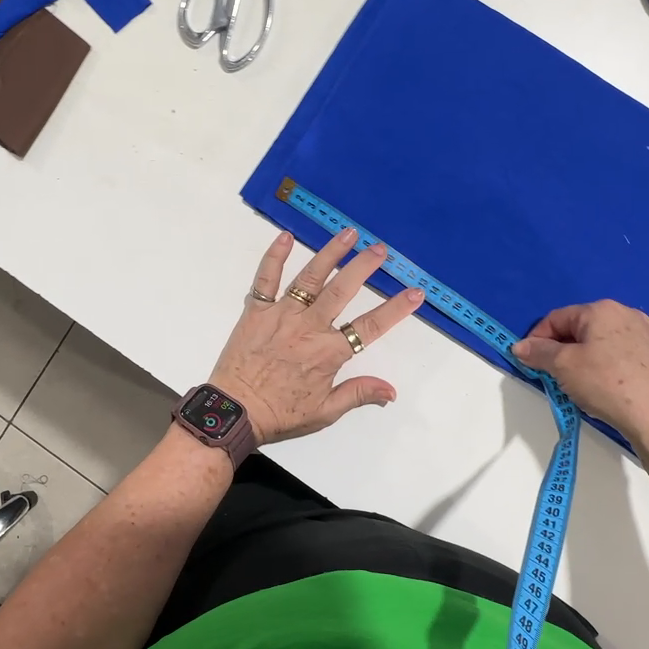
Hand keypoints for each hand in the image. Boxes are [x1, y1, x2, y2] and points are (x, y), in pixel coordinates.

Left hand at [208, 229, 424, 444]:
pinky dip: (274, 257)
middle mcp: (308, 328)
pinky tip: (285, 237)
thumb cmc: (279, 415)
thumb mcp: (324, 413)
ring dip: (330, 253)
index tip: (414, 293)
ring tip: (347, 234)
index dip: (395, 309)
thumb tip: (391, 391)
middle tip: (380, 249)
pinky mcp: (255, 311)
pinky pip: (265, 279)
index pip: (370, 327)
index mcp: (328, 353)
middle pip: (341, 291)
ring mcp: (280, 316)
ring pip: (310, 278)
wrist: (233, 412)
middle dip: (364, 267)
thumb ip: (357, 395)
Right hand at [511, 301, 648, 447]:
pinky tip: (610, 389)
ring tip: (581, 386)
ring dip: (586, 359)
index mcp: (602, 310)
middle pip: (582, 329)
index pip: (557, 318)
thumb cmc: (607, 384)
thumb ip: (538, 353)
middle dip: (562, 350)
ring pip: (604, 343)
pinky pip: (625, 356)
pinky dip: (610, 368)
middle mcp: (628, 314)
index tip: (528, 361)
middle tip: (553, 376)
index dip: (537, 339)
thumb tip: (521, 346)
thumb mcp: (562, 367)